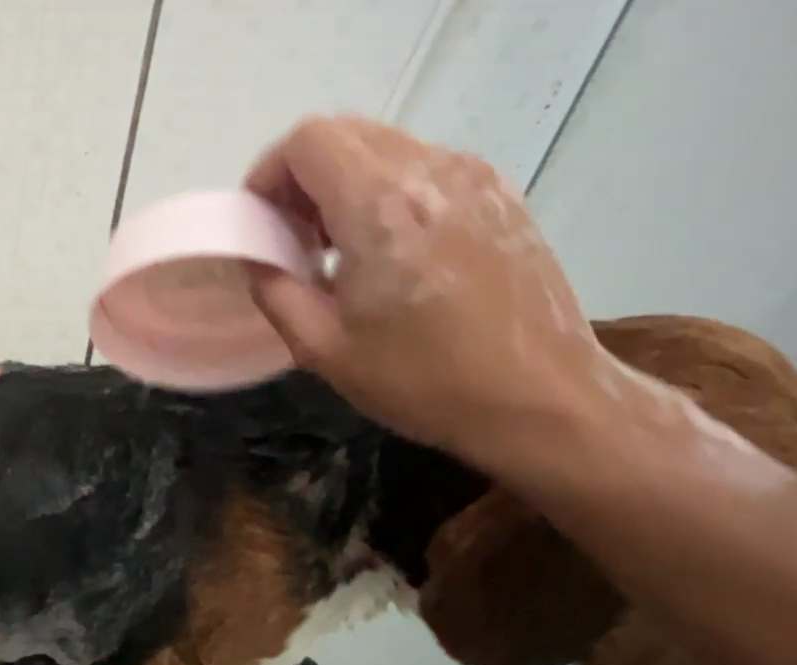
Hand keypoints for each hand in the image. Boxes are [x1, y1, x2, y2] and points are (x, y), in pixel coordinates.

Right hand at [242, 114, 608, 462]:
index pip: (308, 141)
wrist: (538, 397)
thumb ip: (275, 291)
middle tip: (292, 239)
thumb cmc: (422, 380)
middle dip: (302, 178)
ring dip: (344, 185)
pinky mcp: (499, 194)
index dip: (269, 174)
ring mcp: (474, 177)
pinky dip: (386, 193)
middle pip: (346, 134)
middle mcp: (430, 172)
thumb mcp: (322, 349)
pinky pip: (423, 169)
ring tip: (337, 251)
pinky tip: (387, 254)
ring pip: (385, 148)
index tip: (261, 225)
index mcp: (380, 207)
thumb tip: (258, 258)